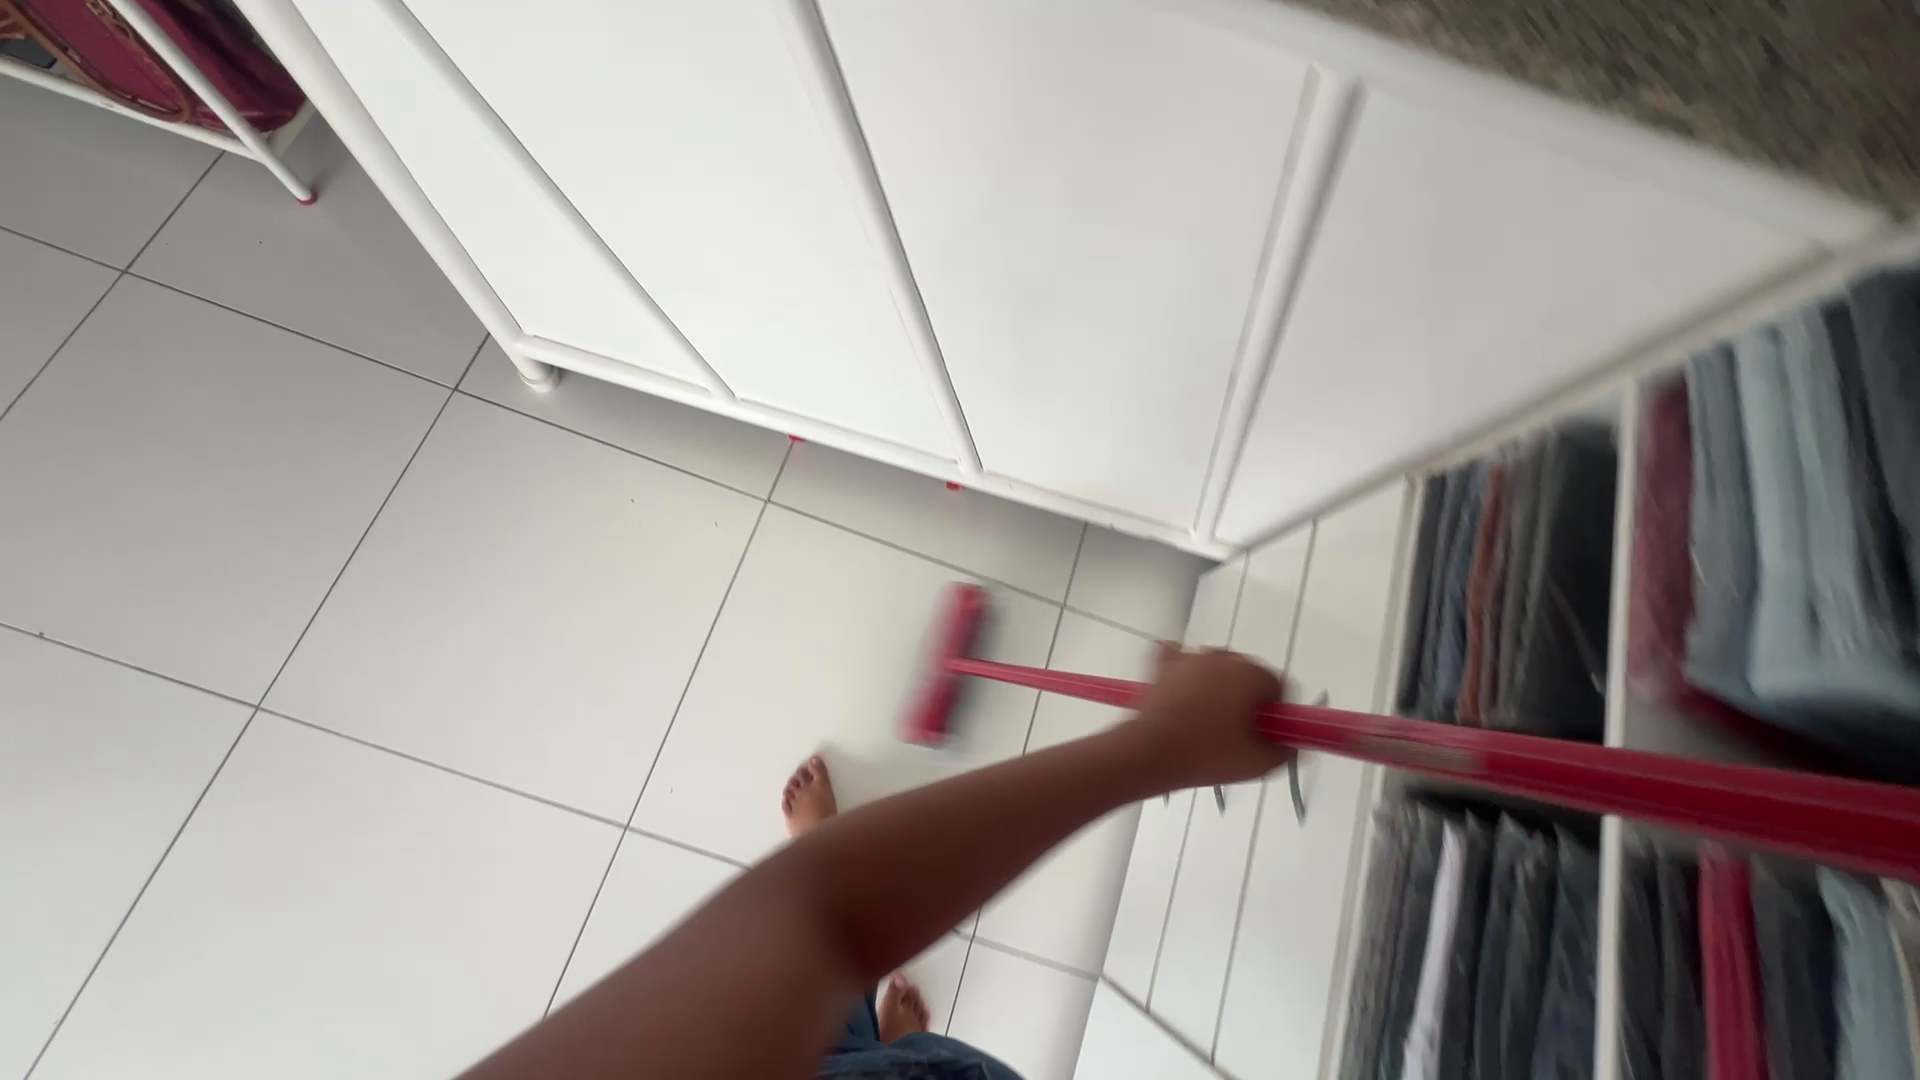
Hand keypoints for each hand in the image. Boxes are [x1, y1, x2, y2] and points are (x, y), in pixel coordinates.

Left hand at [1126, 644, 1292, 790]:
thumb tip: (1287, 742)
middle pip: (1245, 673)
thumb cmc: (1209, 755)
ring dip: (1215, 684)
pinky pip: (1177, 656)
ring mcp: (1190, 657)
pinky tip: (1182, 686)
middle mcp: (1222, 656)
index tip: (1265, 729)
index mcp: (1251, 674)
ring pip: (1213, 666)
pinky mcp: (1163, 663)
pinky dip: (1182, 668)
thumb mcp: (1260, 762)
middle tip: (1237, 727)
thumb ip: (1285, 748)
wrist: (1154, 752)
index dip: (1274, 709)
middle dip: (1245, 695)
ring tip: (1206, 716)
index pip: (1276, 685)